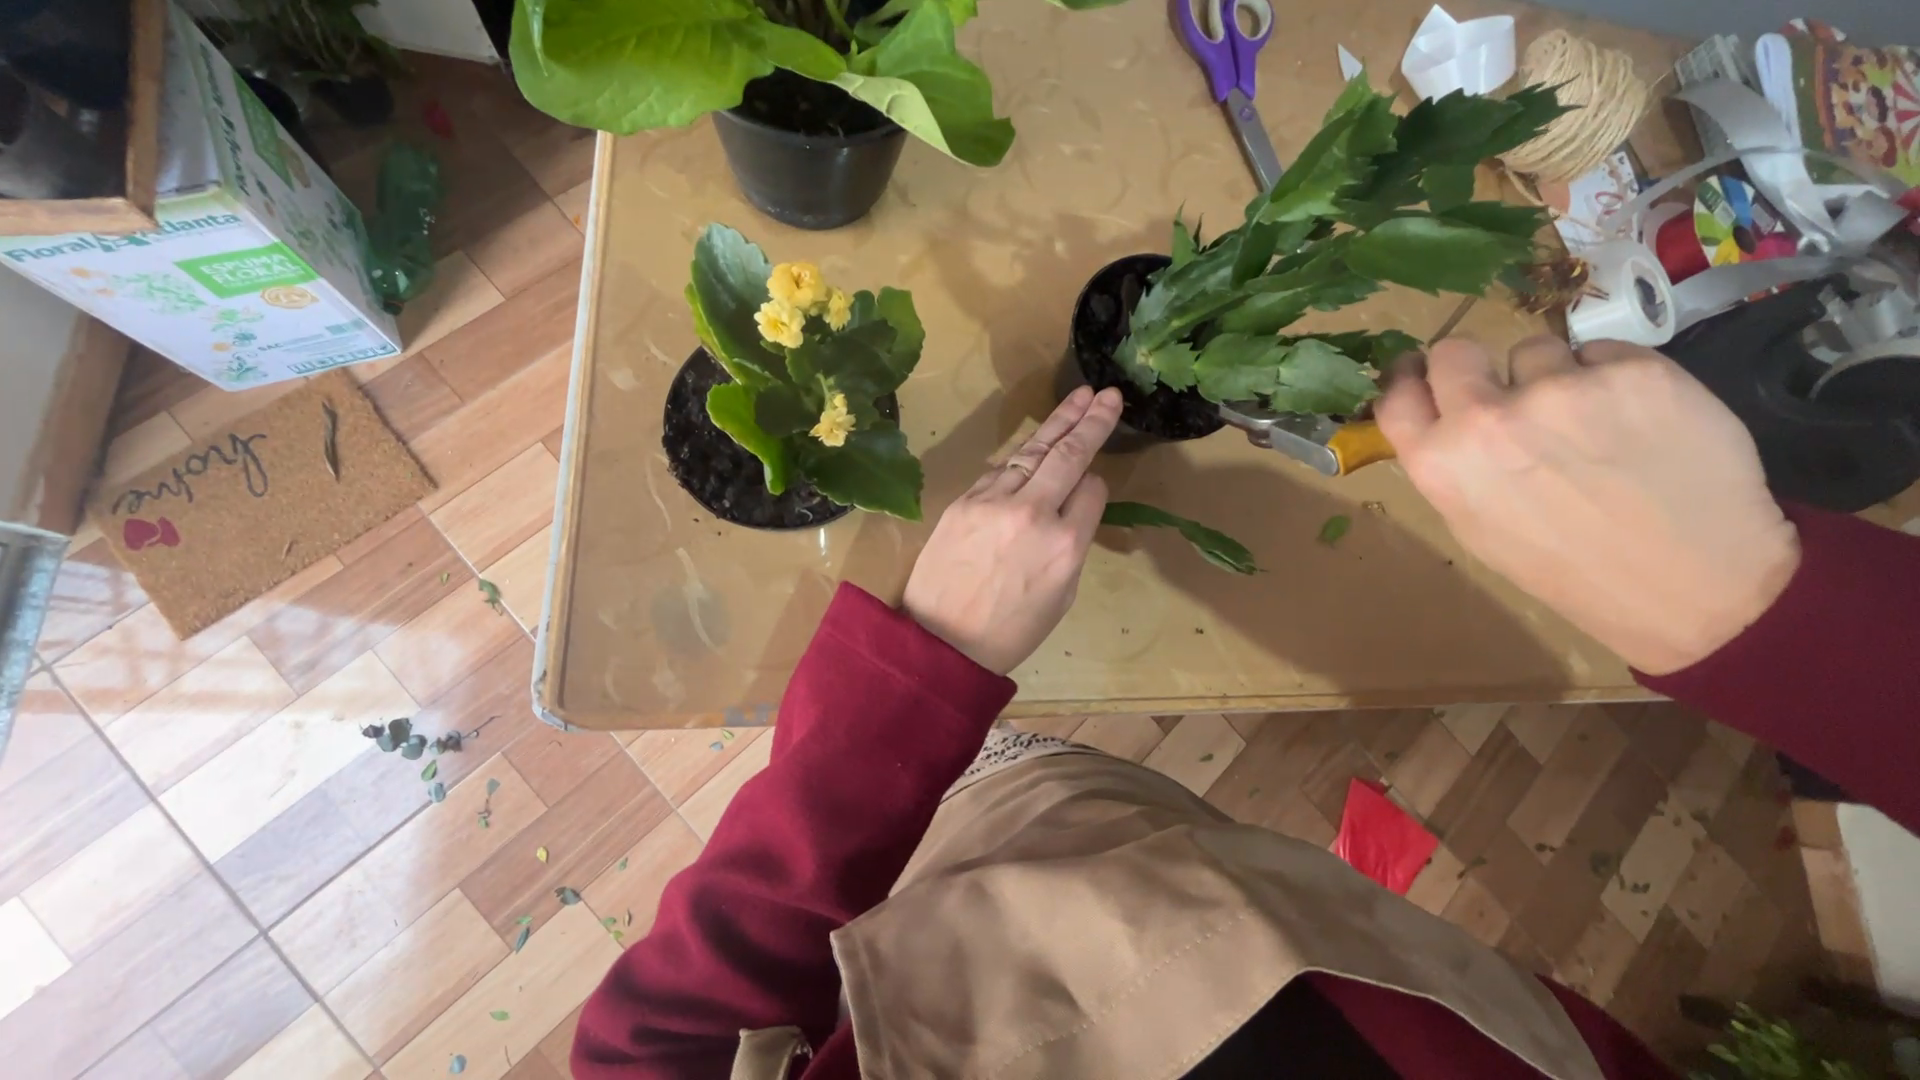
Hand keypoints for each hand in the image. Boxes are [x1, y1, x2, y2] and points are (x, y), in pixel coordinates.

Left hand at [902, 386, 1119, 674]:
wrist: (940, 643)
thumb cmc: (1009, 632)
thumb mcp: (1061, 596)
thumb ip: (1072, 545)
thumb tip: (1073, 509)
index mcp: (1066, 546)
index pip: (1092, 491)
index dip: (1095, 484)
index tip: (1093, 483)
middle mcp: (1033, 513)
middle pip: (1068, 456)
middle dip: (1091, 422)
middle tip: (1108, 395)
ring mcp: (994, 502)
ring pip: (1031, 452)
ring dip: (1058, 423)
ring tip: (1080, 398)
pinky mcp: (964, 500)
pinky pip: (1000, 470)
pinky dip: (1020, 458)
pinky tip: (1035, 445)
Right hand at [1377, 336, 1800, 674]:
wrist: (1689, 582)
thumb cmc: (1564, 566)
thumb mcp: (1474, 526)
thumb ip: (1450, 464)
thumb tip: (1446, 419)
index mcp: (1440, 462)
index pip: (1396, 394)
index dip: (1409, 381)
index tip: (1425, 378)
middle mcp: (1486, 416)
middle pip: (1455, 351)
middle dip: (1472, 364)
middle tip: (1503, 389)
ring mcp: (1560, 387)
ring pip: (1536, 350)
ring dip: (1551, 374)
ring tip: (1587, 420)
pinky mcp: (1633, 370)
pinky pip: (1603, 352)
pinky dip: (1612, 378)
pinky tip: (1635, 419)